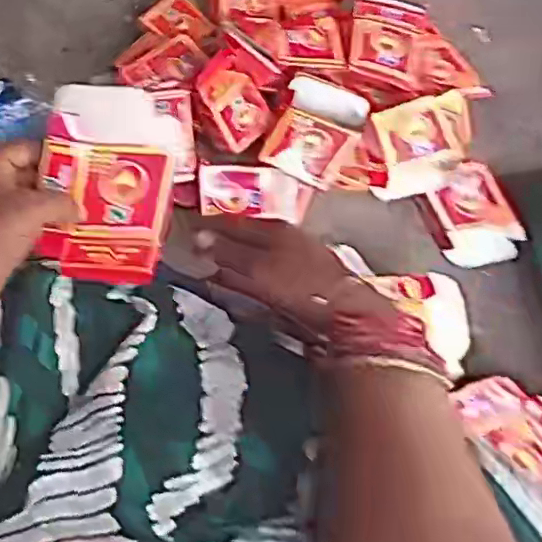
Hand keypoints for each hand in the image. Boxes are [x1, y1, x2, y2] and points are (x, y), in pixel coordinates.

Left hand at [0, 141, 77, 300]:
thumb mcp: (34, 209)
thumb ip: (62, 202)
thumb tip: (81, 208)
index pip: (29, 148)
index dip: (55, 154)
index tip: (83, 164)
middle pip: (32, 172)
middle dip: (59, 181)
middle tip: (89, 188)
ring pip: (32, 197)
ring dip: (54, 204)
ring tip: (84, 208)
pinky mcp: (1, 227)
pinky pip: (29, 217)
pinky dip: (46, 221)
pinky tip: (70, 227)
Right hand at [196, 219, 395, 333]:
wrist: (350, 319)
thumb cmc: (301, 285)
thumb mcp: (258, 268)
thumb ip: (228, 252)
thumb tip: (198, 236)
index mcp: (277, 228)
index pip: (235, 222)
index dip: (212, 227)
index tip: (191, 232)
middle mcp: (290, 239)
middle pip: (248, 237)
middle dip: (224, 243)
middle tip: (200, 250)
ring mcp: (301, 261)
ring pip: (259, 256)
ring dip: (237, 262)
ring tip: (216, 268)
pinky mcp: (308, 284)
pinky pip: (269, 274)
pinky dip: (251, 277)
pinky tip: (243, 285)